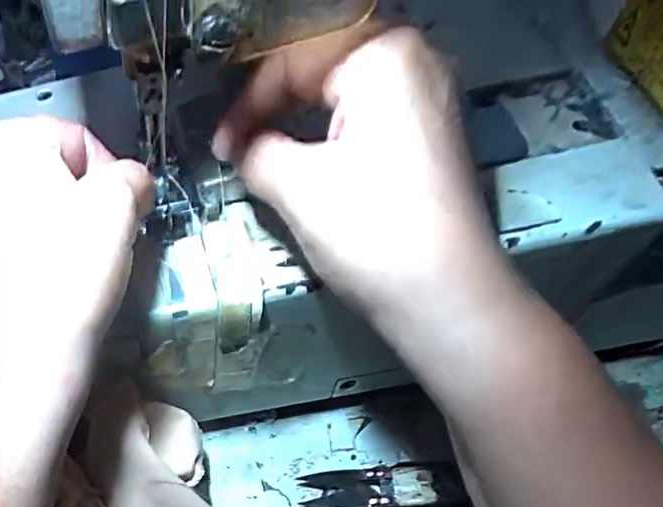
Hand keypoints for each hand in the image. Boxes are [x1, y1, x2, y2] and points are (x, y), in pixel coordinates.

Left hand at [0, 117, 153, 408]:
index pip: (76, 140)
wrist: (33, 355)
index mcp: (4, 140)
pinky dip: (26, 261)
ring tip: (72, 269)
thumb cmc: (73, 273)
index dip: (109, 176)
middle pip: (42, 175)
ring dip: (50, 230)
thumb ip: (133, 176)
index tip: (123, 216)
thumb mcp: (121, 205)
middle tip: (101, 242)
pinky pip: (1, 251)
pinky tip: (45, 288)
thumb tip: (131, 184)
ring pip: (20, 213)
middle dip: (76, 203)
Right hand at [214, 27, 513, 355]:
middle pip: (325, 69)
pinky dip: (333, 144)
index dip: (247, 103)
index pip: (295, 58)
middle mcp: (415, 63)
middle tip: (240, 150)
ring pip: (348, 100)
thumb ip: (258, 154)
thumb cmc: (370, 232)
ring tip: (268, 162)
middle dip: (275, 108)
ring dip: (301, 127)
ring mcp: (431, 104)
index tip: (221, 149)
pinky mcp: (432, 146)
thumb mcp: (298, 189)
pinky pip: (371, 126)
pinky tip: (312, 172)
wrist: (442, 295)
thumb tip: (242, 150)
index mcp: (382, 54)